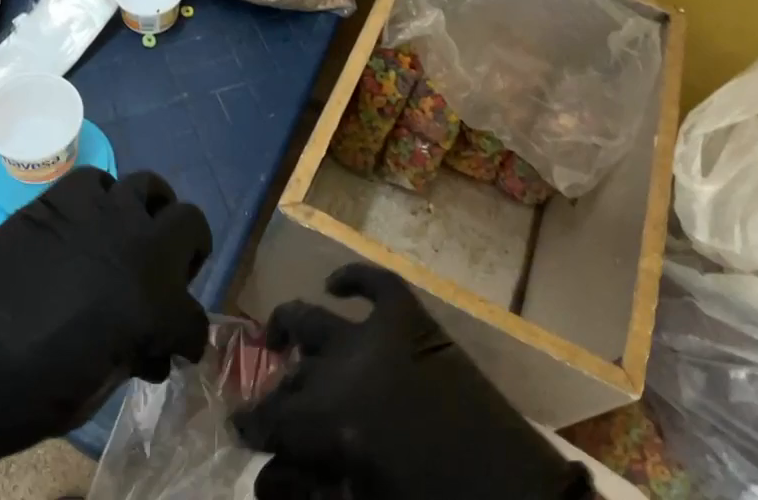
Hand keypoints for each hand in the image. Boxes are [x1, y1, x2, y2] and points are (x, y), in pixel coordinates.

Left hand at [0, 168, 211, 496]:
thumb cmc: (27, 395)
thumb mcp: (101, 387)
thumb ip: (137, 350)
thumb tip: (148, 342)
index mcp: (153, 304)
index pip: (195, 318)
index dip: (186, 339)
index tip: (173, 349)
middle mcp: (136, 246)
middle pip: (190, 224)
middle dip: (188, 254)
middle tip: (166, 278)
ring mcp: (96, 214)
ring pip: (148, 187)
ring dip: (149, 213)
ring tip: (132, 237)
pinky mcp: (56, 199)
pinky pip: (96, 181)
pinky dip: (102, 200)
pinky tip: (87, 226)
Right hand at [233, 264, 592, 499]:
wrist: (517, 498)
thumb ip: (311, 487)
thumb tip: (272, 476)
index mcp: (324, 424)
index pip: (264, 419)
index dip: (249, 426)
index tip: (240, 430)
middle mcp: (338, 373)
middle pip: (287, 378)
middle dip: (272, 393)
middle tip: (272, 407)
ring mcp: (375, 340)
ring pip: (311, 322)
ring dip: (289, 330)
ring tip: (280, 338)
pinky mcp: (412, 322)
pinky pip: (375, 284)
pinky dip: (352, 278)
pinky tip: (335, 285)